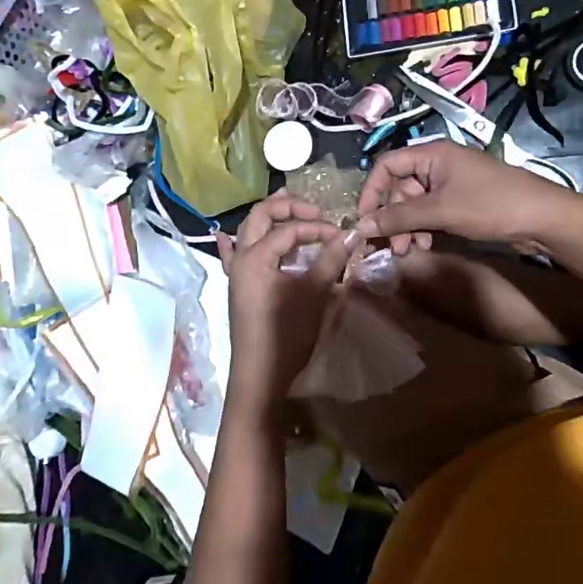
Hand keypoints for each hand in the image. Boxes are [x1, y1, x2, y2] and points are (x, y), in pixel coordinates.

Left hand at [219, 191, 357, 414]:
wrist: (261, 376)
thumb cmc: (288, 334)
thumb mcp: (315, 294)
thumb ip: (332, 259)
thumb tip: (353, 232)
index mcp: (256, 257)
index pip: (289, 228)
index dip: (317, 227)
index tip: (341, 236)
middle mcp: (241, 258)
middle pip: (260, 216)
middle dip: (288, 207)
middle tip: (316, 213)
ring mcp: (236, 272)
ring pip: (248, 231)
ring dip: (271, 220)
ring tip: (293, 215)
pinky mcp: (239, 286)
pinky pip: (233, 254)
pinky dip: (237, 241)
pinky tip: (229, 236)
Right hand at [358, 142, 579, 254]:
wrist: (542, 218)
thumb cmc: (489, 205)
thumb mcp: (439, 211)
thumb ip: (398, 217)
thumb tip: (360, 225)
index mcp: (432, 154)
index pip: (387, 165)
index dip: (372, 191)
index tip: (365, 219)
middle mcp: (439, 164)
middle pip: (400, 187)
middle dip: (393, 216)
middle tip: (394, 246)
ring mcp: (451, 183)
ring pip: (415, 203)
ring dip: (408, 226)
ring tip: (411, 250)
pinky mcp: (462, 201)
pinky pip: (432, 211)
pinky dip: (425, 227)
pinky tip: (427, 244)